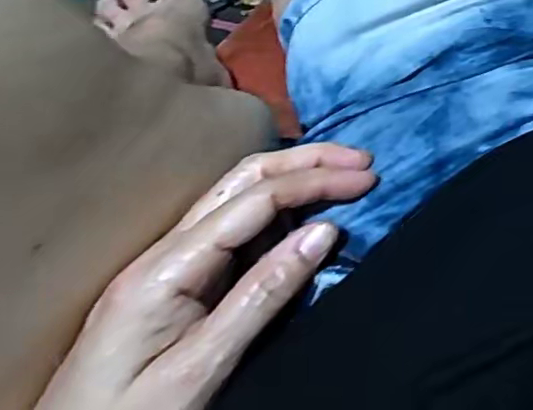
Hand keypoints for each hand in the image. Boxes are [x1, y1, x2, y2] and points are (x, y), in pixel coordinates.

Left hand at [34, 145, 377, 409]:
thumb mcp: (198, 372)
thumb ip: (262, 297)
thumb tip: (326, 230)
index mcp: (166, 268)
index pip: (256, 199)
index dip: (317, 181)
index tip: (367, 180)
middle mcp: (165, 251)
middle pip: (246, 178)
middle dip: (308, 160)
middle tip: (362, 163)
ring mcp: (167, 264)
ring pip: (240, 194)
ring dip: (295, 176)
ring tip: (343, 178)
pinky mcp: (175, 282)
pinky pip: (234, 226)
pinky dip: (279, 208)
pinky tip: (304, 215)